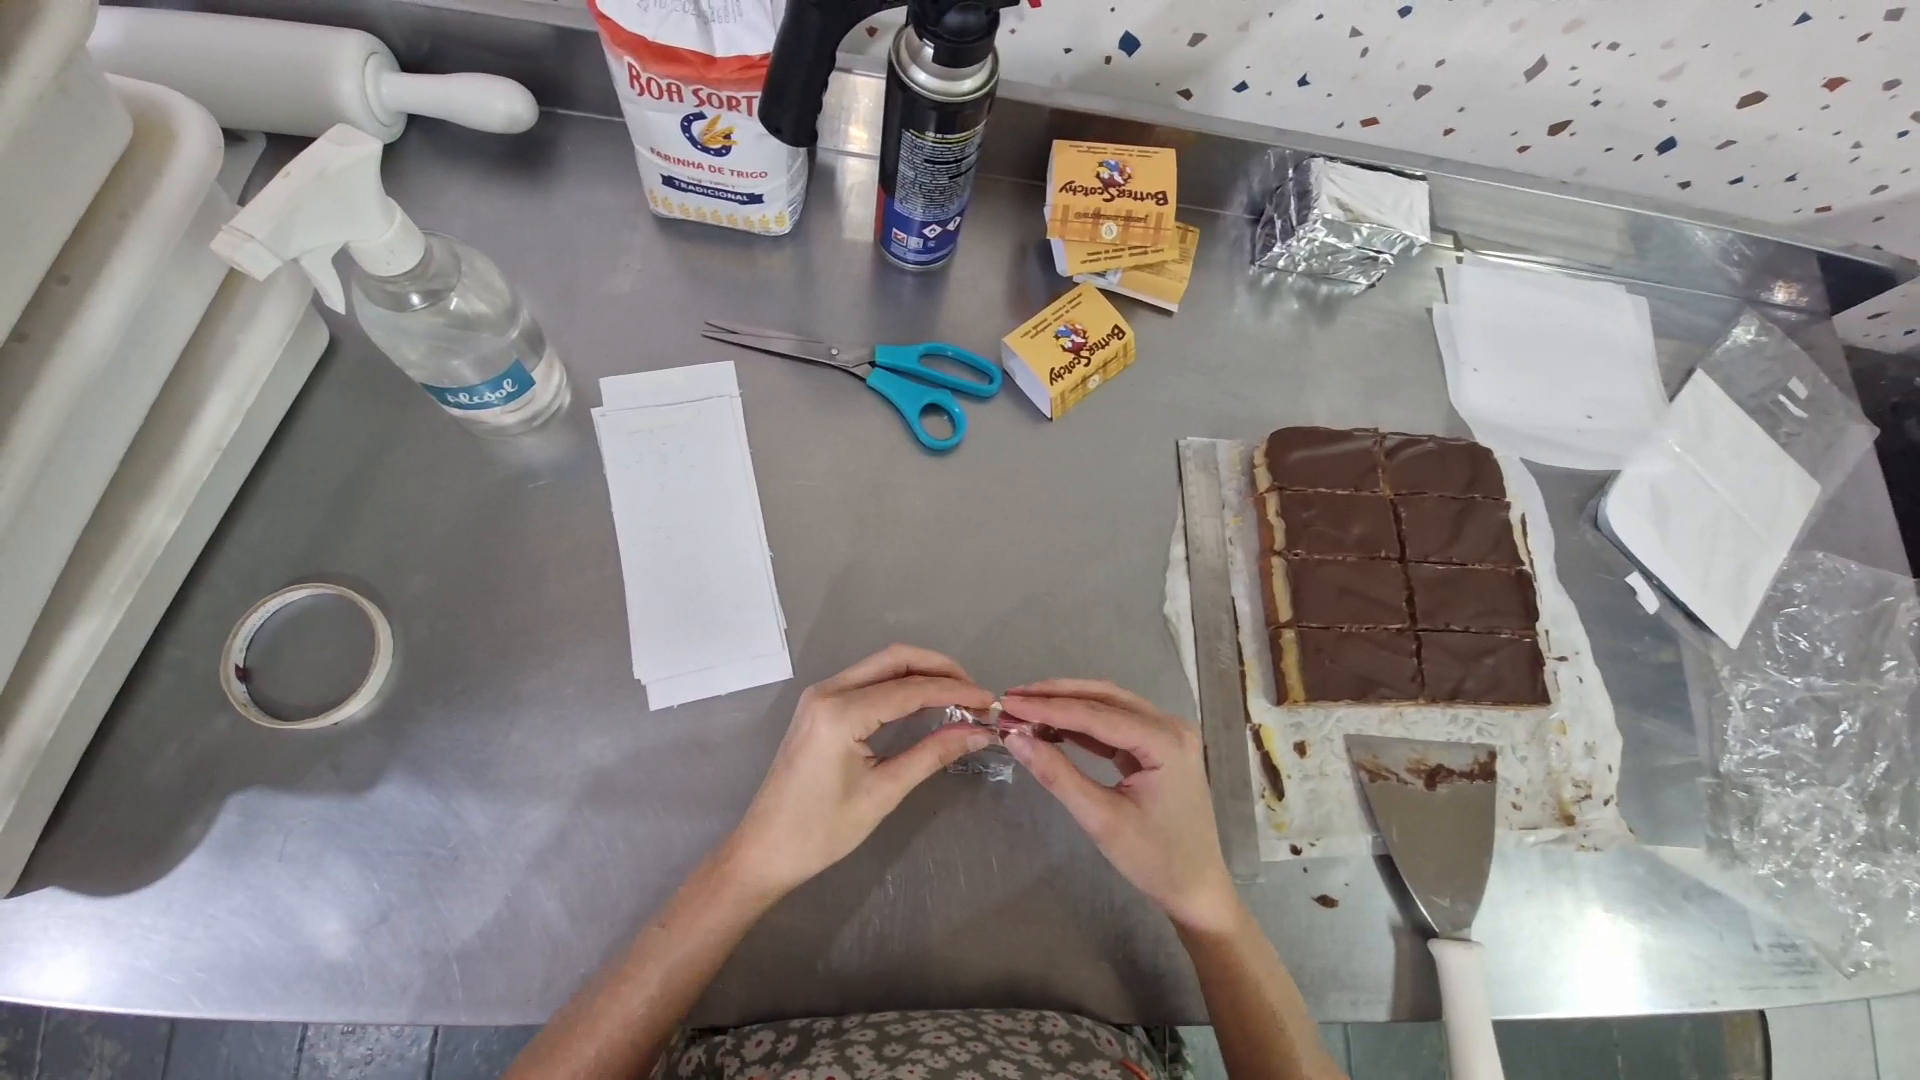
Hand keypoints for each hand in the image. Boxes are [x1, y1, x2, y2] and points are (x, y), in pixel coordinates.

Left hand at [726, 645, 995, 895]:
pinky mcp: (820, 706)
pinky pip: (868, 680)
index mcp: (841, 712)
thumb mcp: (884, 792)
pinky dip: (901, 684)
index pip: (911, 689)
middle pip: (896, 659)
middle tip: (976, 693)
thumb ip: (932, 754)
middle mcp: (828, 691)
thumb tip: (979, 733)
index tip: (990, 702)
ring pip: (881, 665)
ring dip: (922, 673)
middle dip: (941, 669)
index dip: (956, 693)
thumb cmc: (821, 830)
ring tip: (959, 696)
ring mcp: (820, 695)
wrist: (765, 849)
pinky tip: (925, 701)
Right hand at [1001, 680, 1241, 933]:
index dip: (1048, 706)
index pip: (1096, 713)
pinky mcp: (1159, 746)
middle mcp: (1170, 726)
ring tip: (1026, 709)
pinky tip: (1053, 727)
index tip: (1008, 704)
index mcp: (1165, 741)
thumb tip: (1014, 739)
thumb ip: (1057, 774)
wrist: (1196, 889)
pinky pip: (1116, 724)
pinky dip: (1083, 723)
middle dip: (1056, 696)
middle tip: (1013, 699)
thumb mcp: (1100, 819)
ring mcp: (1168, 734)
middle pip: (1104, 697)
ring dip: (1068, 705)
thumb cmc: (1154, 859)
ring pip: (1109, 705)